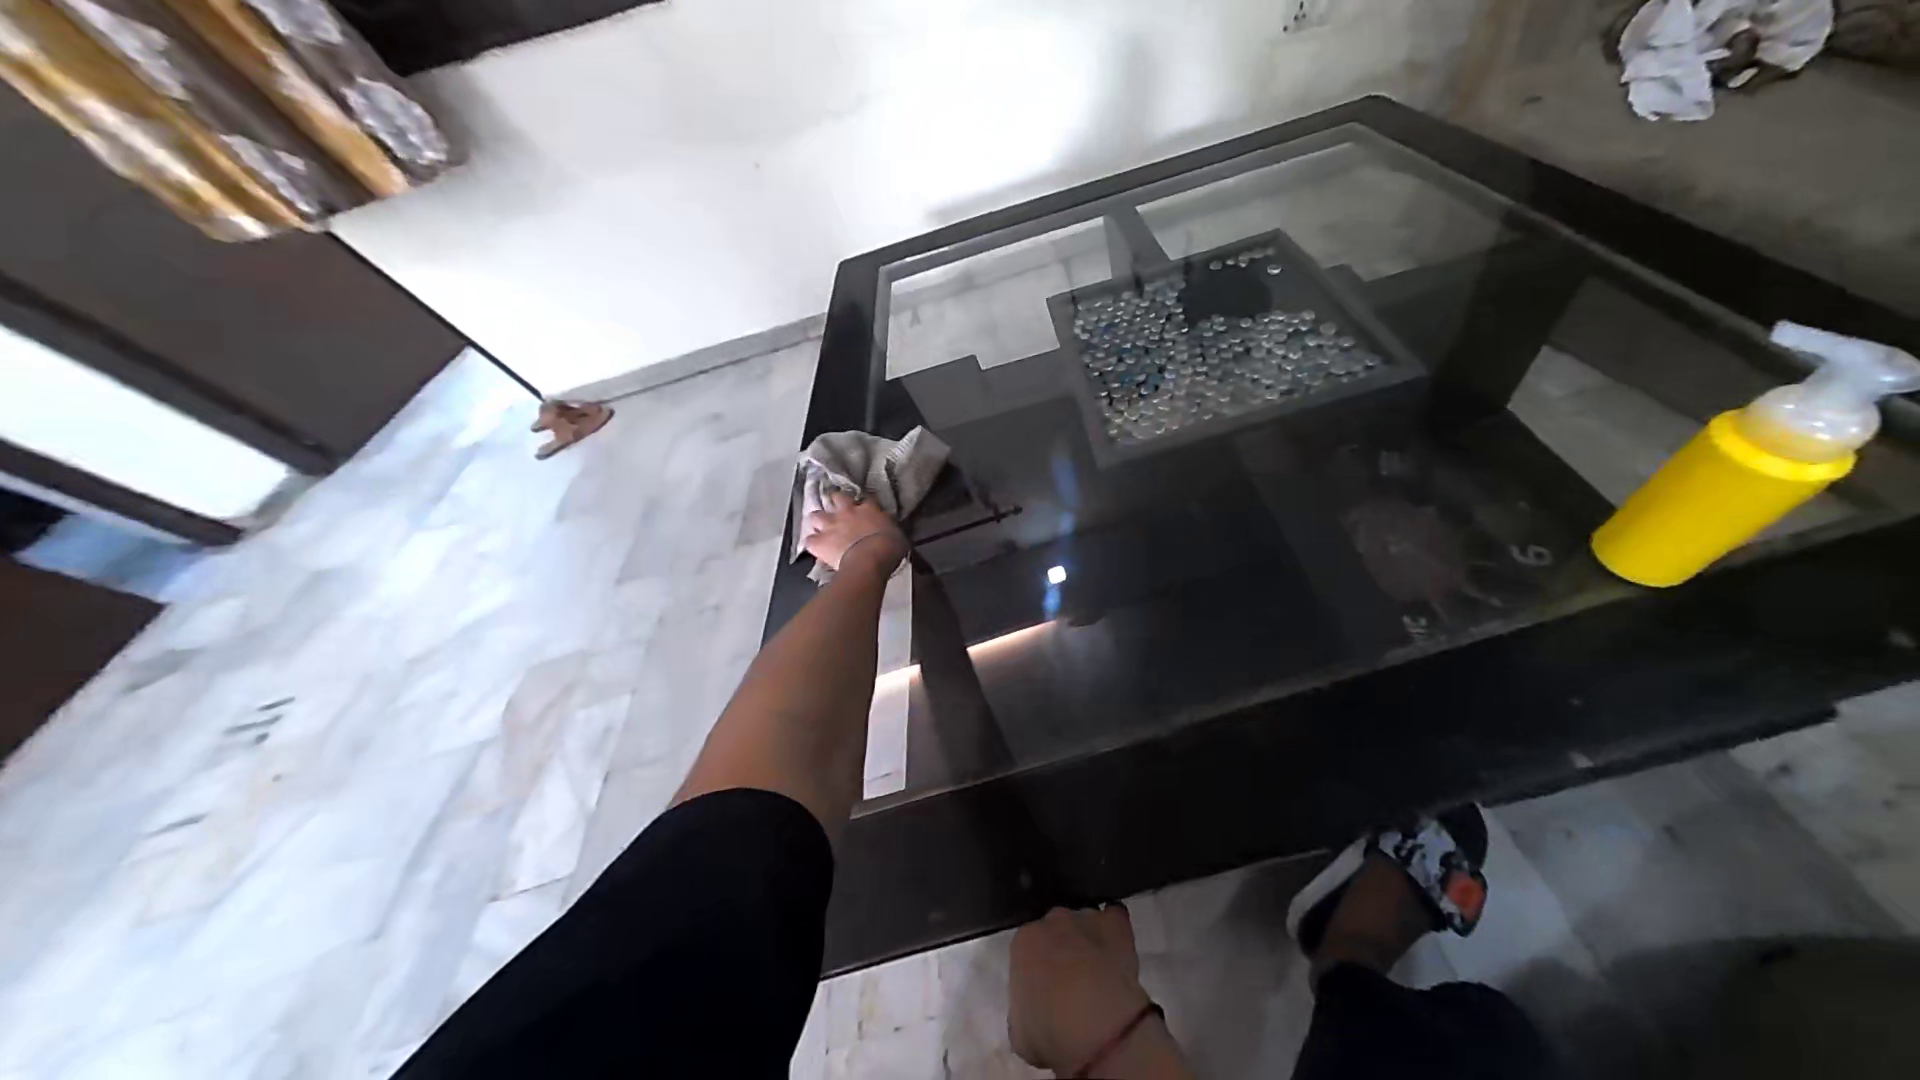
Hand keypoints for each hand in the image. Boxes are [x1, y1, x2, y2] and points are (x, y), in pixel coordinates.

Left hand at [802, 490, 906, 575]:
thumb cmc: (889, 547)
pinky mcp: (820, 541)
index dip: (863, 503)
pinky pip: (809, 540)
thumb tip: (887, 524)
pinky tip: (816, 547)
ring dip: (818, 521)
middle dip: (835, 502)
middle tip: (837, 510)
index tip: (864, 508)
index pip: (866, 499)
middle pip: (836, 497)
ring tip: (820, 528)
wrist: (870, 559)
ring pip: (816, 515)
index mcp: (868, 509)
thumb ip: (888, 526)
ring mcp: (831, 525)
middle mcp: (847, 512)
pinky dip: (812, 543)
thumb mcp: (897, 533)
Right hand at [1010, 906, 1182, 1077]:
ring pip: (1085, 921)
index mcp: (1024, 942)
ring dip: (1089, 939)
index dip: (1040, 966)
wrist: (1093, 1022)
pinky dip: (1114, 928)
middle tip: (1073, 980)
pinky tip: (1117, 945)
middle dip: (1063, 948)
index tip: (1048, 987)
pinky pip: (1114, 916)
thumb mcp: (1021, 1031)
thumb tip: (1034, 1007)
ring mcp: (1085, 917)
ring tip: (1100, 969)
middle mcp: (1051, 920)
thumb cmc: (1050, 1031)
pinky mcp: (1115, 923)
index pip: (1029, 946)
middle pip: (1056, 928)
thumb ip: (1024, 1007)